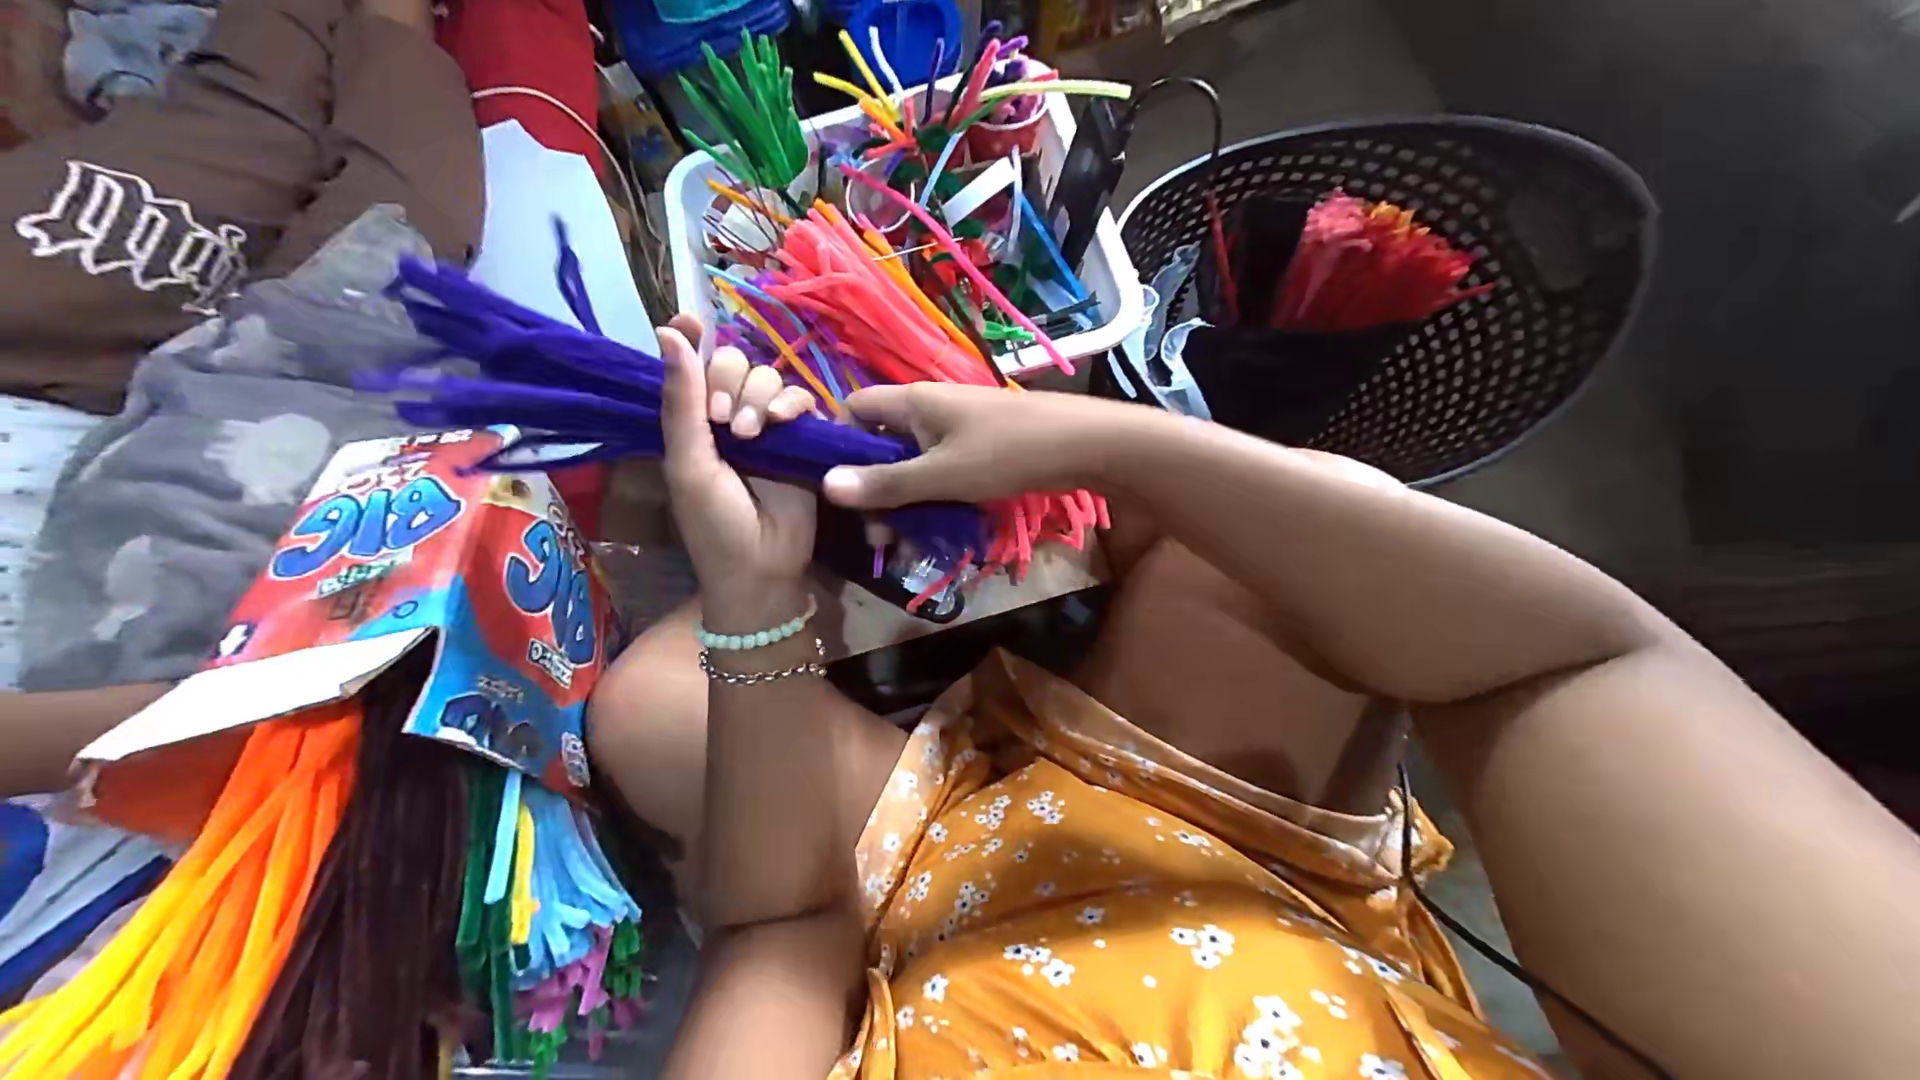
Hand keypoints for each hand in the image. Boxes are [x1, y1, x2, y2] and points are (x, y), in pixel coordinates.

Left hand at [658, 315, 818, 629]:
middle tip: (724, 421)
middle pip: (736, 364)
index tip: (691, 321)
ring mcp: (771, 429)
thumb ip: (682, 401)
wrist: (762, 568)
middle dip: (730, 382)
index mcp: (696, 423)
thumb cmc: (714, 524)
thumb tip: (669, 330)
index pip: (695, 367)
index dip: (693, 341)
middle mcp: (733, 417)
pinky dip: (792, 404)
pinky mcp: (805, 441)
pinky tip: (782, 424)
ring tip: (752, 435)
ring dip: (759, 397)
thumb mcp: (689, 463)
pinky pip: (803, 402)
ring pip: (770, 379)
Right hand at [819, 384, 1404, 511]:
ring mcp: (958, 425)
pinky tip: (936, 524)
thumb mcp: (942, 474)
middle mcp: (930, 406)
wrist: (1087, 444)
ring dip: (902, 497)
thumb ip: (886, 482)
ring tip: (903, 541)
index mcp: (913, 401)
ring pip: (911, 459)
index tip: (830, 485)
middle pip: (880, 441)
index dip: (834, 441)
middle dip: (871, 485)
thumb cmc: (1010, 453)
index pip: (853, 409)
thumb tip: (825, 485)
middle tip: (876, 534)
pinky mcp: (981, 444)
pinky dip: (931, 493)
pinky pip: (939, 467)